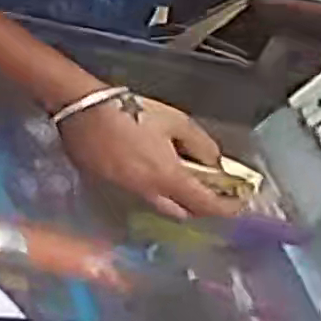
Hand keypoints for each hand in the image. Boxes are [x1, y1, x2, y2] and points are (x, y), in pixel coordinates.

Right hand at [58, 92, 239, 219]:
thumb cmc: (131, 111)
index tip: (238, 201)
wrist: (81, 107)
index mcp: (168, 178)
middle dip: (197, 206)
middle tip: (204, 191)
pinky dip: (143, 187)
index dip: (229, 208)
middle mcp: (145, 191)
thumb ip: (202, 146)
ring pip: (154, 204)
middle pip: (181, 213)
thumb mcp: (177, 121)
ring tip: (169, 178)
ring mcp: (119, 188)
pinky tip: (138, 168)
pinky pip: (130, 192)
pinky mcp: (99, 182)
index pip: (208, 206)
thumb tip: (211, 163)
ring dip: (169, 198)